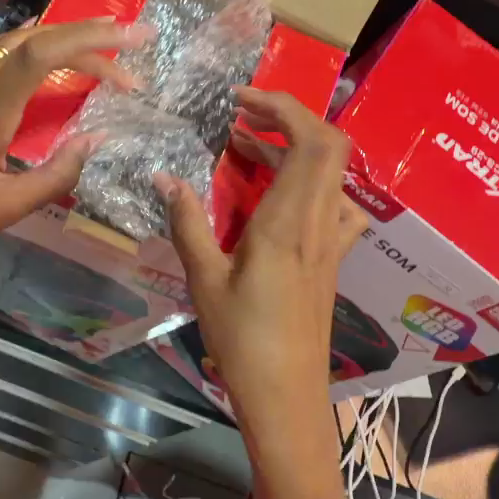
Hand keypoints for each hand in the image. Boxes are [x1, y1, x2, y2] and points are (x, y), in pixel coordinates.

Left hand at [0, 19, 147, 299]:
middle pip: (33, 41)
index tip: (131, 38)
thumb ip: (54, 176)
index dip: (89, 39)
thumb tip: (94, 141)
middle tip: (135, 44)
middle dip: (89, 36)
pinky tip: (52, 54)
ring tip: (105, 45)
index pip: (39, 56)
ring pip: (14, 43)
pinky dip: (33, 47)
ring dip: (62, 39)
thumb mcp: (4, 210)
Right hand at [157, 87, 366, 491]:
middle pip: (330, 146)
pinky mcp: (332, 259)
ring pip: (331, 173)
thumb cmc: (241, 341)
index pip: (311, 141)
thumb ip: (186, 222)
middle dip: (289, 118)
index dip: (283, 106)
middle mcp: (320, 223)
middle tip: (241, 118)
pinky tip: (279, 197)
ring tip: (246, 149)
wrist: (288, 397)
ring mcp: (333, 242)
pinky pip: (334, 203)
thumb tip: (164, 176)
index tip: (240, 100)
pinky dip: (309, 181)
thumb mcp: (203, 280)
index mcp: (289, 223)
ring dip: (294, 148)